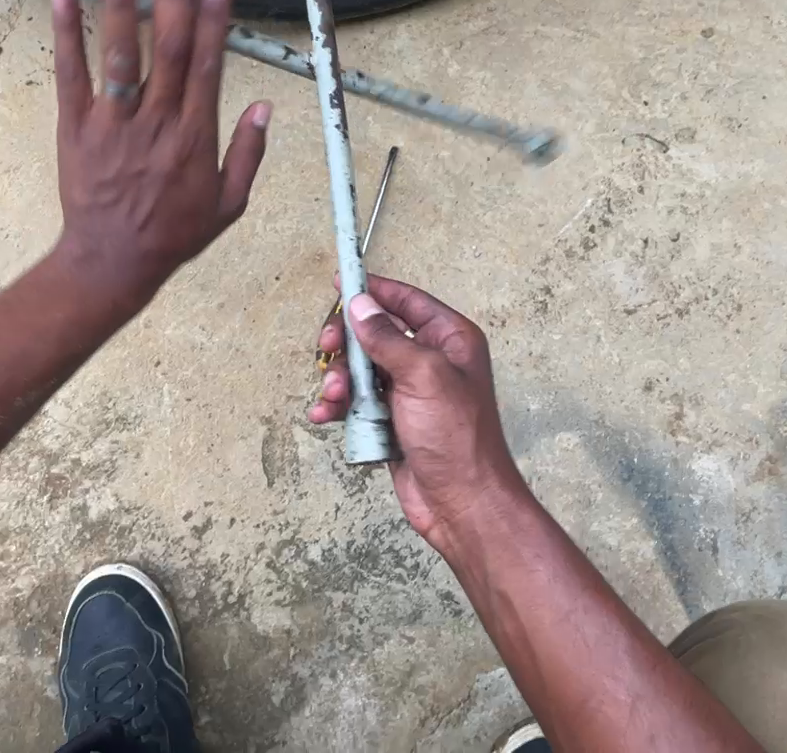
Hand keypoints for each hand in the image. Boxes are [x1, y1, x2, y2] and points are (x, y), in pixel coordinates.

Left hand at [47, 0, 270, 302]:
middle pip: (169, 49)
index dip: (214, 20)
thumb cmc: (175, 233)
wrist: (112, 262)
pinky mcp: (75, 127)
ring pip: (119, 55)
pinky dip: (65, 35)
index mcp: (195, 138)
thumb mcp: (229, 204)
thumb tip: (266, 107)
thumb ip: (248, 154)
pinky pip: (69, 76)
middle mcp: (156, 123)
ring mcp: (112, 123)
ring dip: (121, 1)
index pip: (208, 68)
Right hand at [313, 276, 529, 549]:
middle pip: (376, 333)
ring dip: (340, 378)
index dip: (374, 290)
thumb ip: (387, 338)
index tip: (341, 283)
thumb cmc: (457, 438)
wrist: (461, 503)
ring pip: (361, 368)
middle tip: (327, 346)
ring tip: (333, 396)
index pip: (407, 301)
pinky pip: (356, 401)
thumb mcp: (423, 376)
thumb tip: (360, 306)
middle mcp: (430, 360)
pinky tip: (325, 414)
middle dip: (348, 341)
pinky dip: (338, 405)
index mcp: (449, 340)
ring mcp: (409, 391)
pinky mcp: (391, 419)